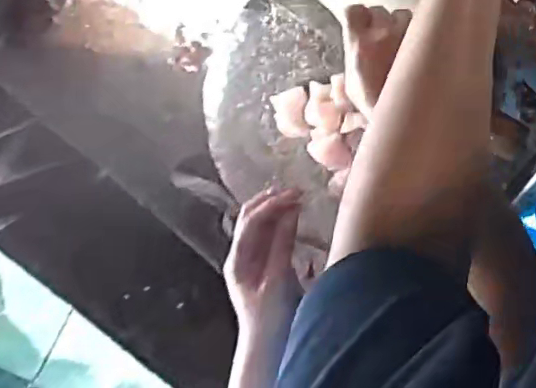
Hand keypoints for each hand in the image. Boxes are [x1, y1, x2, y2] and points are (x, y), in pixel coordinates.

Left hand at [224, 188, 301, 343]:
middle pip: (250, 215)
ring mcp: (249, 255)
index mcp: (237, 260)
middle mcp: (239, 253)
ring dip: (277, 204)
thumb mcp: (277, 280)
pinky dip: (281, 216)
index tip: (294, 194)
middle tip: (296, 190)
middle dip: (271, 198)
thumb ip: (282, 243)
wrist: (266, 345)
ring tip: (298, 196)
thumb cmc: (270, 317)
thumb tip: (291, 209)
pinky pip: (269, 229)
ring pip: (259, 219)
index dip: (271, 203)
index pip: (250, 220)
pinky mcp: (262, 257)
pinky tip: (294, 211)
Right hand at [343, 5, 409, 117]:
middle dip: (378, 21)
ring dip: (400, 23)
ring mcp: (406, 33)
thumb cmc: (375, 107)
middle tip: (380, 37)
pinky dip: (417, 32)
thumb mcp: (352, 85)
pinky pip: (420, 24)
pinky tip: (416, 47)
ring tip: (400, 41)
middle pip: (378, 10)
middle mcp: (383, 33)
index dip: (356, 16)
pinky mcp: (427, 38)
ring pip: (401, 14)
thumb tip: (355, 44)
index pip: (353, 10)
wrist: (406, 117)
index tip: (359, 22)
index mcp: (360, 44)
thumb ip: (353, 56)